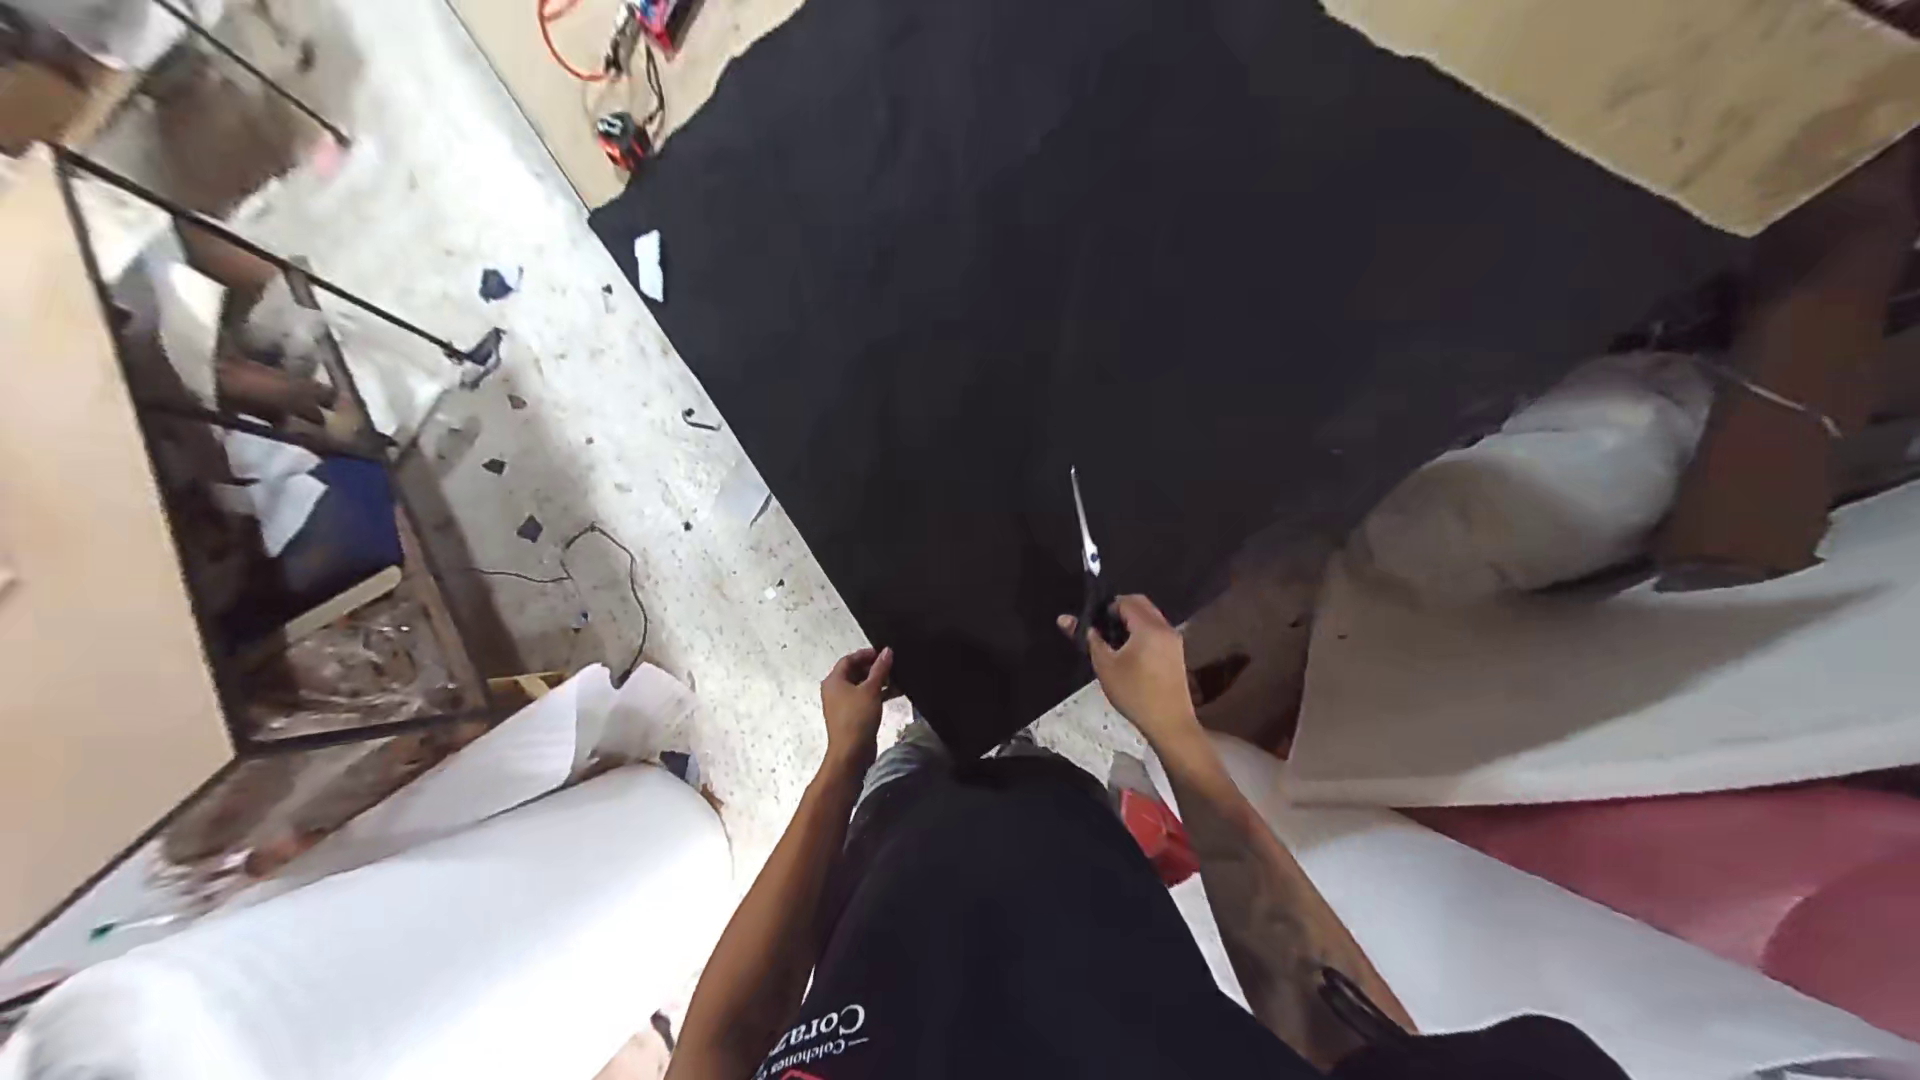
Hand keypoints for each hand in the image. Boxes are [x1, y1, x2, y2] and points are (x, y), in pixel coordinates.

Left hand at [820, 646, 892, 770]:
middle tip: (892, 665)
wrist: (851, 752)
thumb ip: (880, 669)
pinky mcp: (852, 716)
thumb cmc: (858, 717)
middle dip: (874, 668)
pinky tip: (895, 692)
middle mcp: (835, 690)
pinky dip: (877, 694)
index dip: (866, 654)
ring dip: (878, 681)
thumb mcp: (871, 690)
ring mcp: (843, 704)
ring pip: (861, 686)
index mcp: (834, 681)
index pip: (849, 659)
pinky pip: (865, 698)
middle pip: (855, 672)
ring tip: (898, 678)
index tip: (883, 653)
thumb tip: (887, 651)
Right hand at [1058, 595, 1200, 751]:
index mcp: (1149, 627)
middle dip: (1119, 610)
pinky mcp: (1177, 652)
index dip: (1107, 608)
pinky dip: (1142, 631)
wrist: (1169, 723)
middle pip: (1141, 604)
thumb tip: (1064, 618)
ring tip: (1113, 641)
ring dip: (1131, 621)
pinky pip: (1157, 629)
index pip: (1127, 601)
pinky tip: (1129, 652)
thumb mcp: (1105, 665)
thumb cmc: (1134, 693)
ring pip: (1150, 617)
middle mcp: (1165, 628)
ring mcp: (1174, 640)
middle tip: (1102, 629)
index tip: (1094, 624)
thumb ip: (1088, 638)